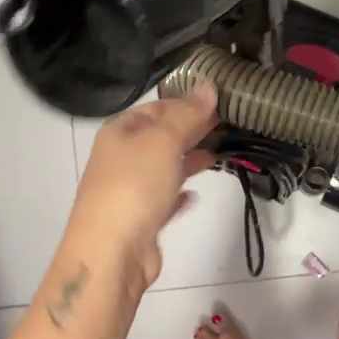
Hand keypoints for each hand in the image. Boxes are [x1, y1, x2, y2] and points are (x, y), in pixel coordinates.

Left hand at [61, 82, 218, 290]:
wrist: (111, 252)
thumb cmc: (134, 186)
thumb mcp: (163, 141)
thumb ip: (187, 115)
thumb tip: (208, 86)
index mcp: (119, 132)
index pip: (155, 107)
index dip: (185, 102)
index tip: (219, 101)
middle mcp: (120, 157)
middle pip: (159, 136)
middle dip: (190, 130)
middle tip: (227, 124)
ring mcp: (129, 190)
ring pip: (163, 167)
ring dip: (188, 160)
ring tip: (218, 155)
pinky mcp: (140, 219)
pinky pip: (164, 199)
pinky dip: (179, 193)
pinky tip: (195, 195)